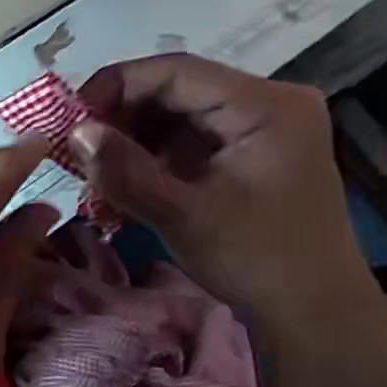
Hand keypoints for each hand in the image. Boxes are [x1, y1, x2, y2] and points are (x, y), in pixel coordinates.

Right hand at [70, 54, 364, 310]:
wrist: (314, 315)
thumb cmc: (257, 262)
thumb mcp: (184, 216)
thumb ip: (126, 170)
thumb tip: (75, 132)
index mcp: (265, 105)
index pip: (177, 71)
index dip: (116, 86)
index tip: (72, 118)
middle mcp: (267, 102)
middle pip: (177, 90)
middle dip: (121, 116)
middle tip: (77, 147)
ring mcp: (259, 128)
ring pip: (179, 115)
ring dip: (133, 138)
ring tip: (93, 166)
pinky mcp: (249, 152)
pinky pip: (190, 139)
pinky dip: (153, 156)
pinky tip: (123, 178)